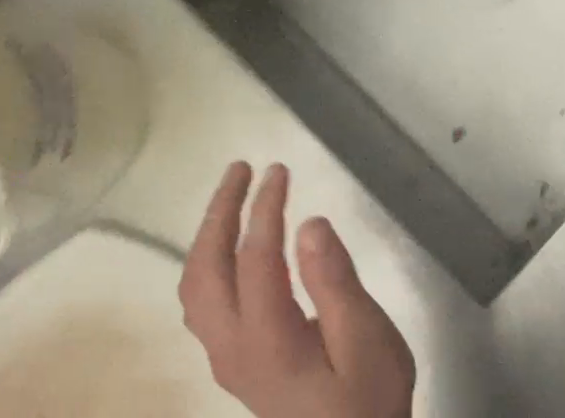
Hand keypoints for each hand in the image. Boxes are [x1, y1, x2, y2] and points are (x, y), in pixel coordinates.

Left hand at [179, 163, 415, 417]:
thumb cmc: (367, 396)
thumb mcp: (364, 338)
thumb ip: (334, 282)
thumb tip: (308, 224)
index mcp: (266, 338)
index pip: (255, 259)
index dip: (264, 211)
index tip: (280, 170)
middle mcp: (232, 348)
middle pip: (206, 272)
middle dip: (219, 215)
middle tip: (242, 170)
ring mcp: (228, 359)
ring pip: (197, 290)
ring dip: (209, 237)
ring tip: (233, 198)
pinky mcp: (237, 363)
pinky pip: (206, 303)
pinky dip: (212, 263)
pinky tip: (234, 250)